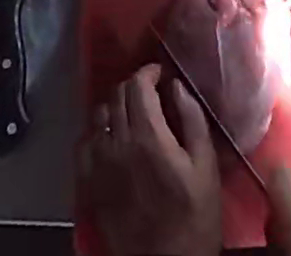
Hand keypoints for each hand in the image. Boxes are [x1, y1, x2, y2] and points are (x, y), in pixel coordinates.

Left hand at [80, 64, 221, 255]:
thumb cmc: (194, 218)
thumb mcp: (206, 167)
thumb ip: (193, 120)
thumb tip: (176, 86)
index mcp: (149, 136)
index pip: (138, 85)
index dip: (148, 72)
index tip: (161, 74)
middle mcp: (119, 142)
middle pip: (117, 94)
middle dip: (134, 86)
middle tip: (150, 93)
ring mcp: (100, 163)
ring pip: (99, 114)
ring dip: (115, 105)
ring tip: (131, 114)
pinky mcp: (90, 183)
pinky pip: (84, 143)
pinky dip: (96, 131)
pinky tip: (110, 138)